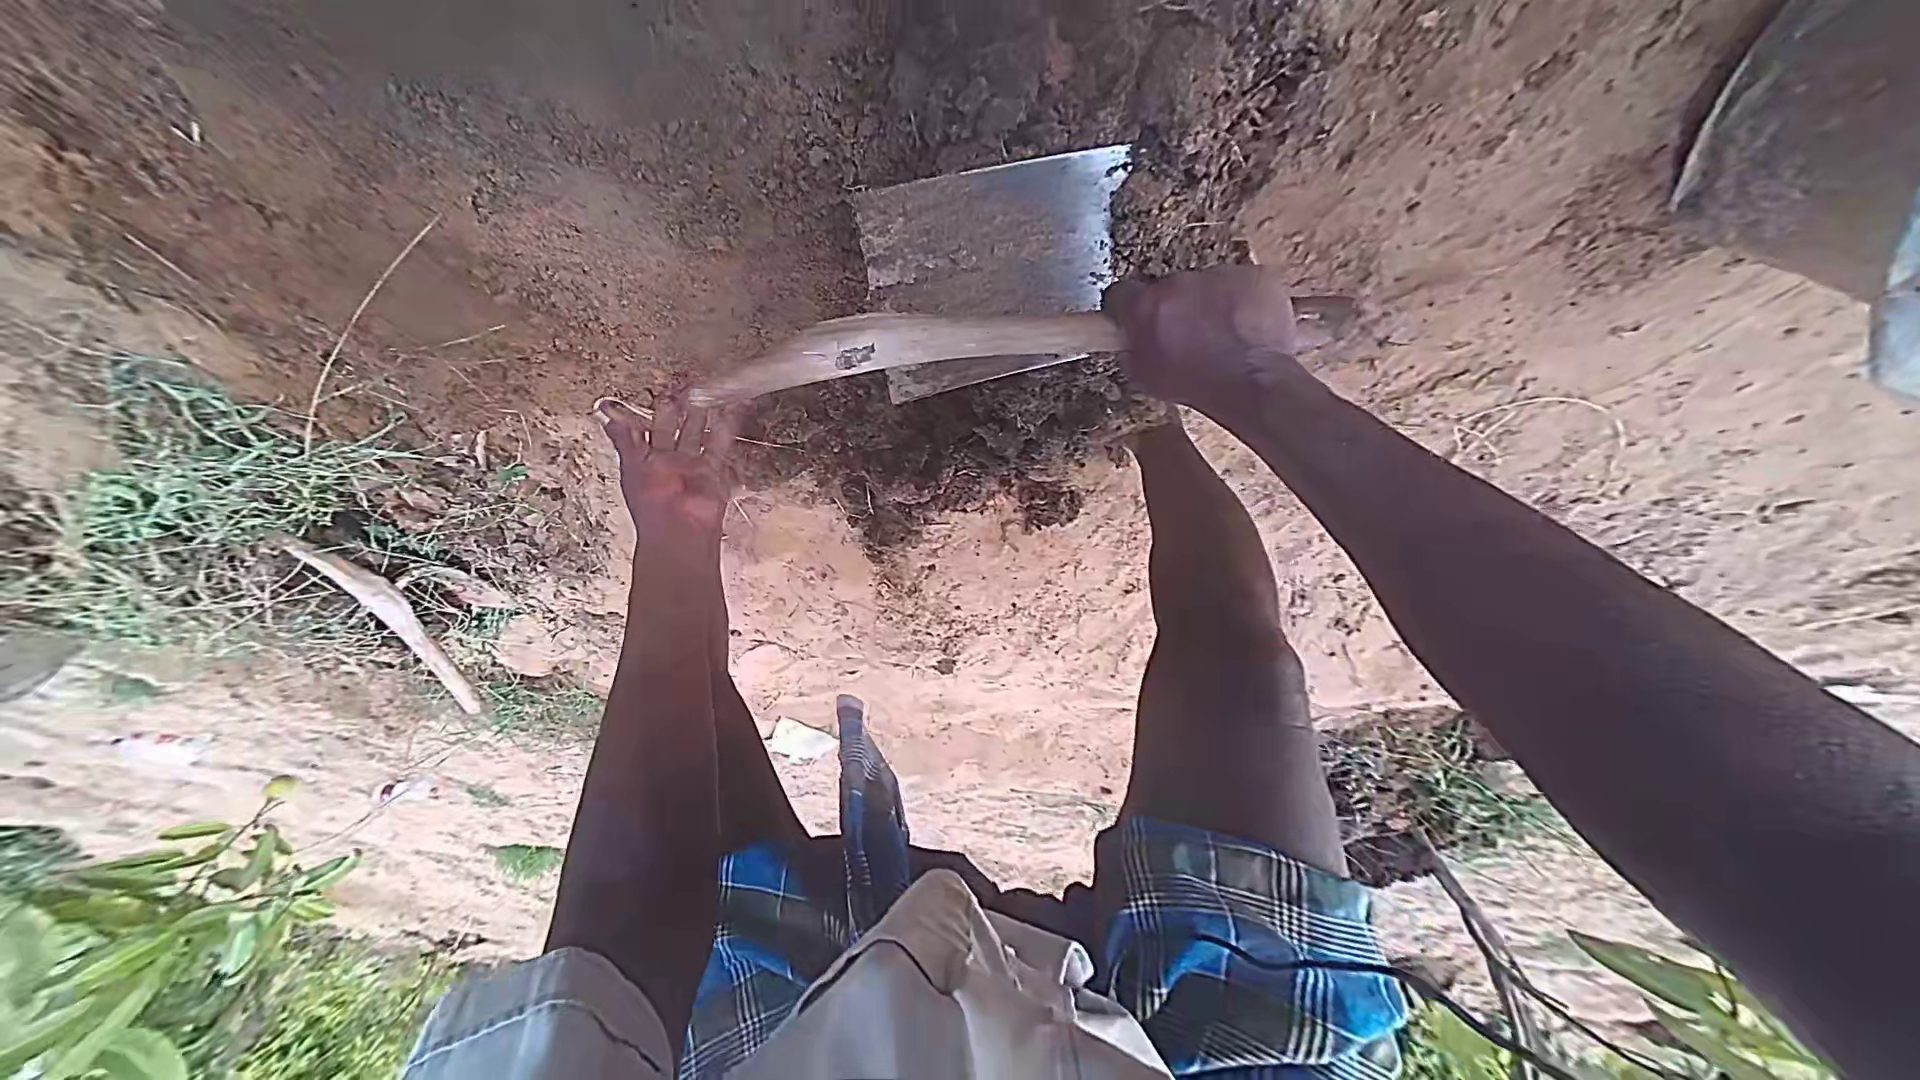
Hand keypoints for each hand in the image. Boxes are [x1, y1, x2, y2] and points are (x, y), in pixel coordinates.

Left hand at [596, 396, 739, 552]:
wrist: (679, 529)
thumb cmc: (651, 504)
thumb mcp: (631, 466)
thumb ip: (625, 440)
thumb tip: (608, 417)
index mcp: (647, 460)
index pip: (650, 430)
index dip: (655, 414)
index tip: (661, 393)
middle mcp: (671, 462)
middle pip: (676, 431)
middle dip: (681, 412)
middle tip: (685, 389)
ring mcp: (693, 466)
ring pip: (699, 436)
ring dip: (703, 418)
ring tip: (709, 396)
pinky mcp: (713, 472)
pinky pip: (720, 447)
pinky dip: (727, 429)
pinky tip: (731, 412)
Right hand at [1103, 265, 1302, 407]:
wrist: (1254, 381)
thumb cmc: (1200, 384)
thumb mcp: (1145, 379)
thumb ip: (1131, 351)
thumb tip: (1129, 344)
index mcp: (1145, 307)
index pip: (1121, 293)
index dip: (1126, 308)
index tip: (1133, 318)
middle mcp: (1178, 283)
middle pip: (1168, 289)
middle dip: (1174, 309)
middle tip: (1186, 338)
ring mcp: (1218, 276)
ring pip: (1207, 286)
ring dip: (1210, 307)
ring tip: (1221, 339)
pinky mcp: (1252, 275)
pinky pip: (1242, 285)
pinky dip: (1243, 304)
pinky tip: (1246, 330)